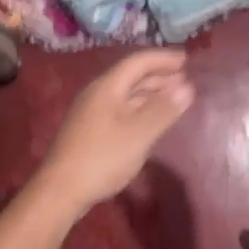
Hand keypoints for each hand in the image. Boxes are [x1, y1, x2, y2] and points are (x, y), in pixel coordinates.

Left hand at [30, 50, 193, 214]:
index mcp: (107, 87)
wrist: (62, 190)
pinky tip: (151, 121)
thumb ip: (163, 109)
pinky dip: (140, 109)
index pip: (138, 62)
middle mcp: (98, 94)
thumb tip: (187, 87)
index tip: (187, 60)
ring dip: (151, 94)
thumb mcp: (139, 134)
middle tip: (185, 80)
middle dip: (159, 76)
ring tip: (174, 98)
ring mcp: (92, 113)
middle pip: (131, 77)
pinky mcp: (91, 131)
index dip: (163, 59)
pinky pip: (121, 110)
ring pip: (126, 95)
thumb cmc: (103, 158)